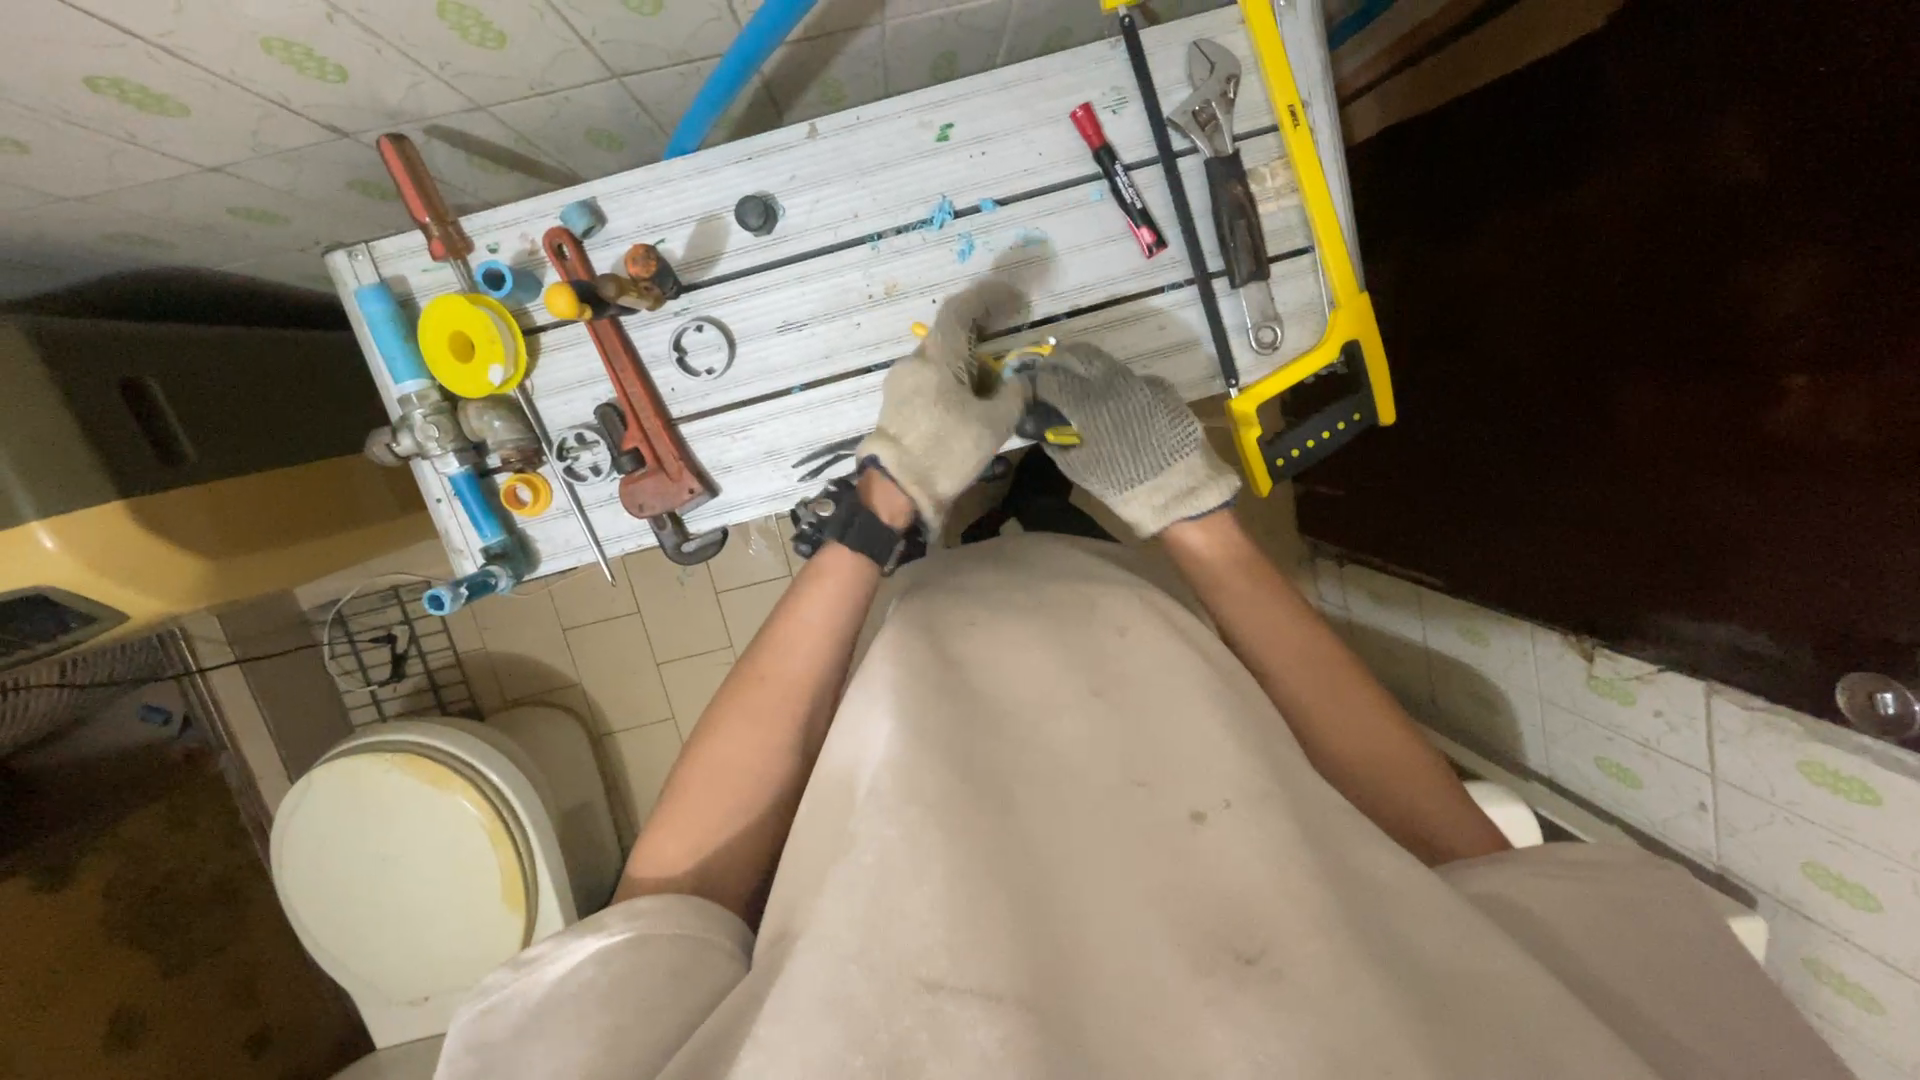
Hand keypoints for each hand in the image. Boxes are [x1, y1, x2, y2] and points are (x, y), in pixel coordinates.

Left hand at [856, 282, 1025, 529]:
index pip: (960, 310)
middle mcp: (912, 363)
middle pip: (949, 337)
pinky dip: (951, 384)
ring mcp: (899, 385)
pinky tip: (968, 407)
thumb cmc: (945, 453)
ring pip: (938, 363)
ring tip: (992, 390)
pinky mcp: (894, 408)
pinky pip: (927, 383)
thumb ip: (1013, 395)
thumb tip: (1020, 381)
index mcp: (935, 358)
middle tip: (1008, 354)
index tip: (1014, 301)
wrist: (897, 492)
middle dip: (980, 340)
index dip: (988, 298)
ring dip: (966, 367)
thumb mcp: (993, 425)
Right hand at [1032, 343, 1240, 536]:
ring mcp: (1142, 382)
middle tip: (1052, 373)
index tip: (1029, 389)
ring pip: (1107, 364)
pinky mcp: (1164, 389)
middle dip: (1061, 360)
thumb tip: (1043, 426)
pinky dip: (1119, 389)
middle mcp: (1114, 382)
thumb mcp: (1079, 469)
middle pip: (1080, 354)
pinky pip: (1134, 381)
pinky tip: (1120, 408)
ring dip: (1090, 372)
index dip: (1035, 381)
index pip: (1050, 377)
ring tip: (1084, 389)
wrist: (1180, 491)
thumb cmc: (1122, 485)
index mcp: (1087, 402)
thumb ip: (1055, 442)